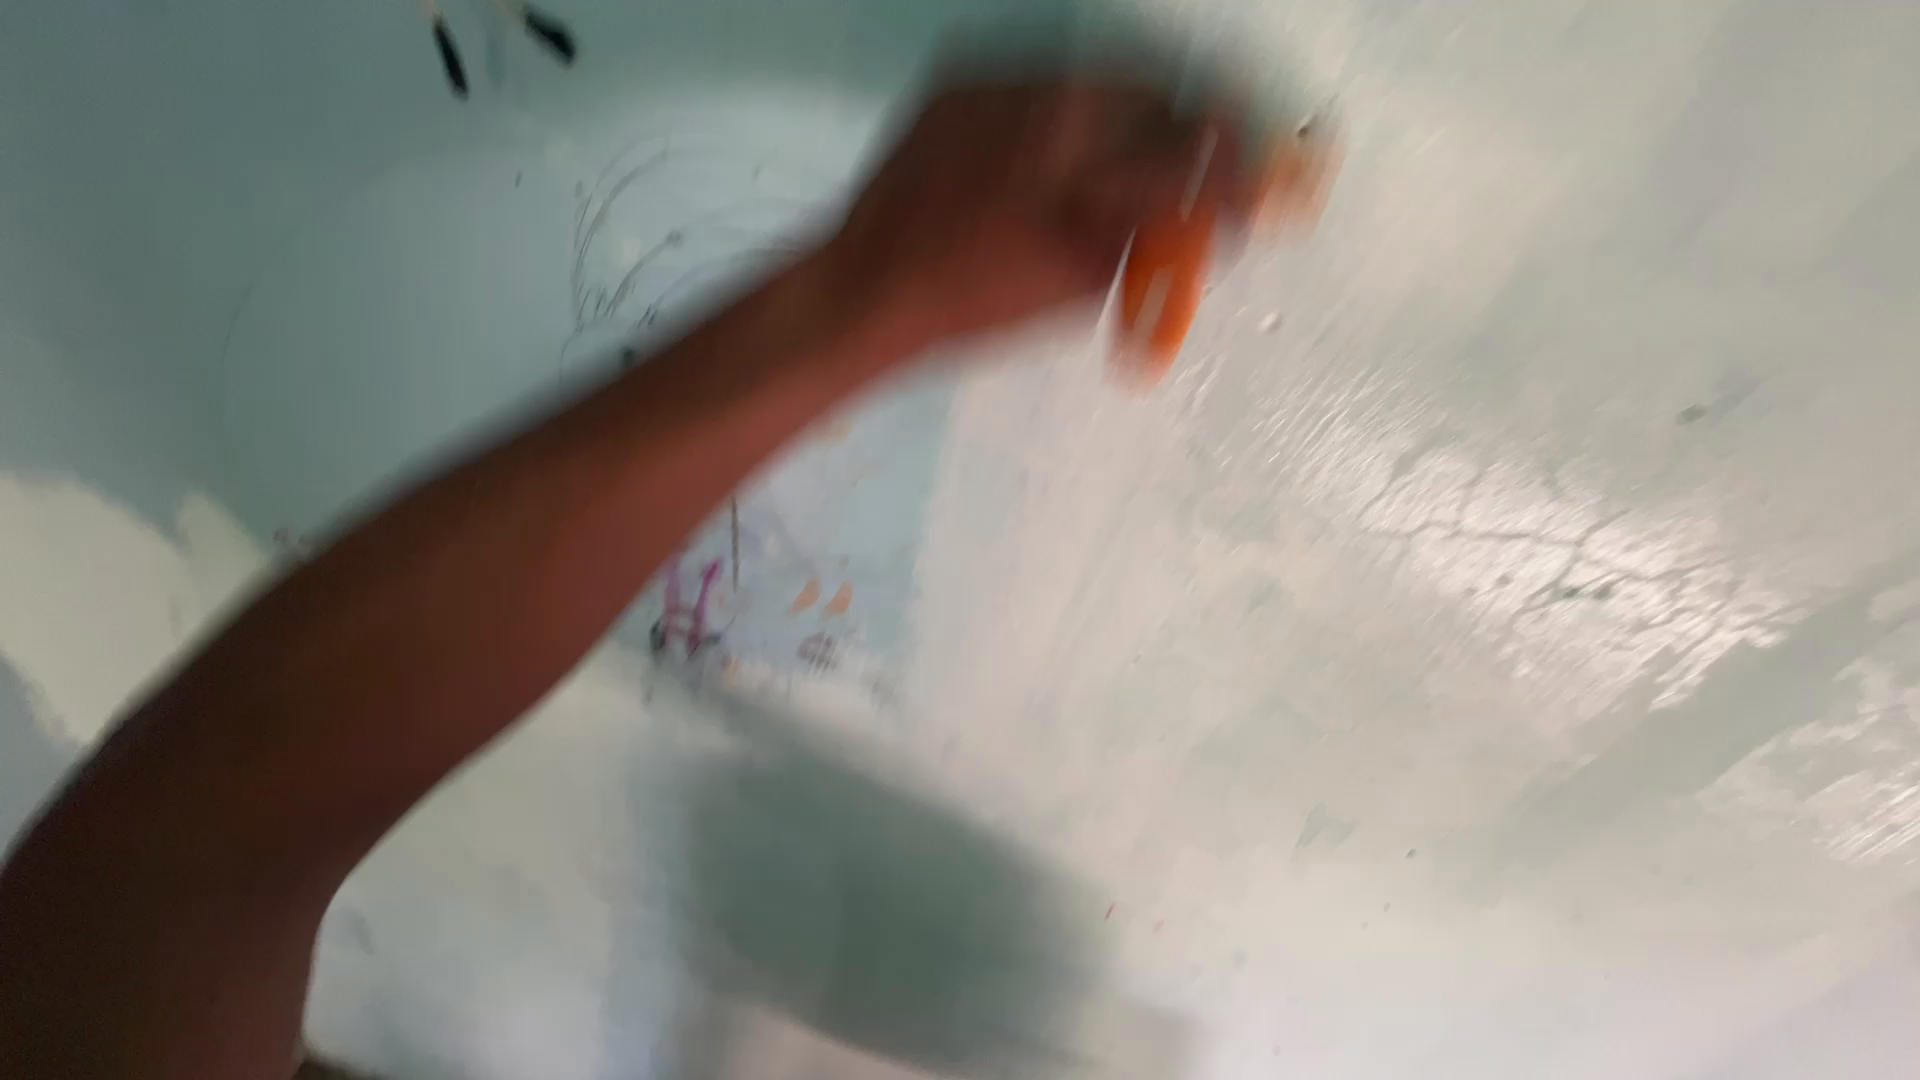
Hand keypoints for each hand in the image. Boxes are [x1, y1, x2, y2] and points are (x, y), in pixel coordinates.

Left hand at [822, 71, 1257, 347]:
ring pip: (1097, 83)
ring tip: (1118, 166)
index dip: (1233, 173)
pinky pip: (1037, 86)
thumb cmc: (969, 305)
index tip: (1250, 188)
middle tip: (1195, 167)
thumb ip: (1142, 245)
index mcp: (1085, 173)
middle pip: (1155, 97)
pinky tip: (1051, 157)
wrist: (871, 284)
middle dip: (1186, 134)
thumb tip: (1186, 221)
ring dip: (1125, 120)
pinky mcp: (962, 81)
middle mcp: (1051, 107)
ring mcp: (1001, 86)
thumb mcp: (1072, 289)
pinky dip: (1061, 118)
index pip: (1191, 155)